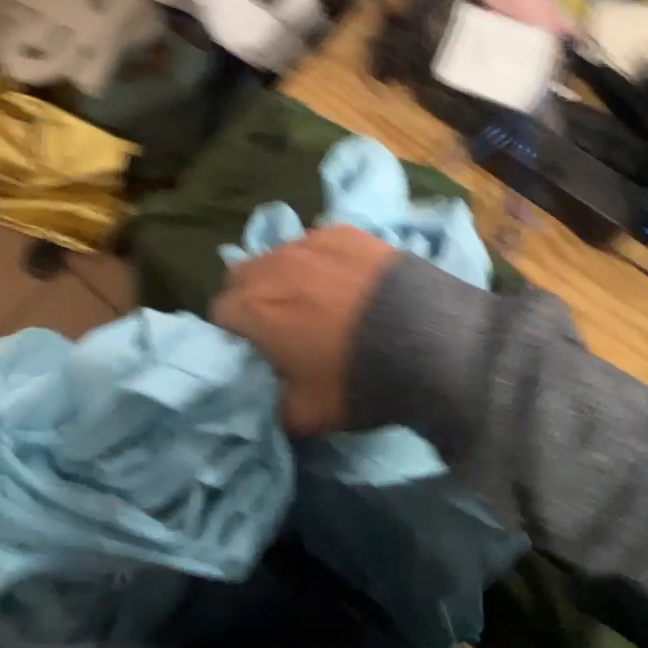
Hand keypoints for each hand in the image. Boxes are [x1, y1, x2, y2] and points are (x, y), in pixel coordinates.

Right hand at [210, 225, 397, 433]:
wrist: (428, 340)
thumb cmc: (358, 378)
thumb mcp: (305, 415)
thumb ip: (269, 403)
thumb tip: (264, 396)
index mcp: (253, 308)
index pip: (219, 313)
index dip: (232, 333)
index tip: (252, 350)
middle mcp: (272, 266)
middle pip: (242, 275)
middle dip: (250, 297)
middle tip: (279, 324)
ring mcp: (309, 242)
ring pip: (277, 255)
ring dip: (283, 276)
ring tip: (316, 301)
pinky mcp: (343, 232)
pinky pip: (314, 243)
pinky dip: (318, 261)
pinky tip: (346, 282)